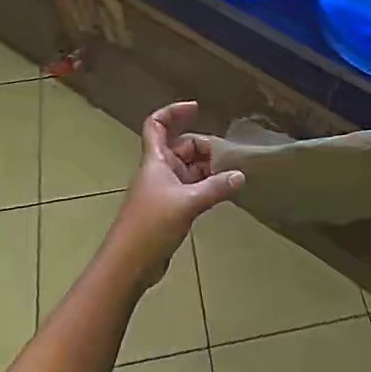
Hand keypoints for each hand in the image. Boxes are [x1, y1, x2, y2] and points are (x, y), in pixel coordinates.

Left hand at [102, 101, 240, 286]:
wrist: (129, 262)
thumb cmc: (151, 225)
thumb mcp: (187, 203)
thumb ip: (215, 188)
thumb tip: (240, 175)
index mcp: (155, 159)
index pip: (157, 124)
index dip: (173, 112)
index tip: (196, 109)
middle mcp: (158, 170)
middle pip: (180, 146)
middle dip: (203, 147)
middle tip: (228, 157)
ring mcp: (163, 190)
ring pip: (187, 168)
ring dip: (206, 168)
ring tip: (231, 174)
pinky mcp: (169, 209)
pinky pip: (190, 188)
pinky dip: (205, 186)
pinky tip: (222, 192)